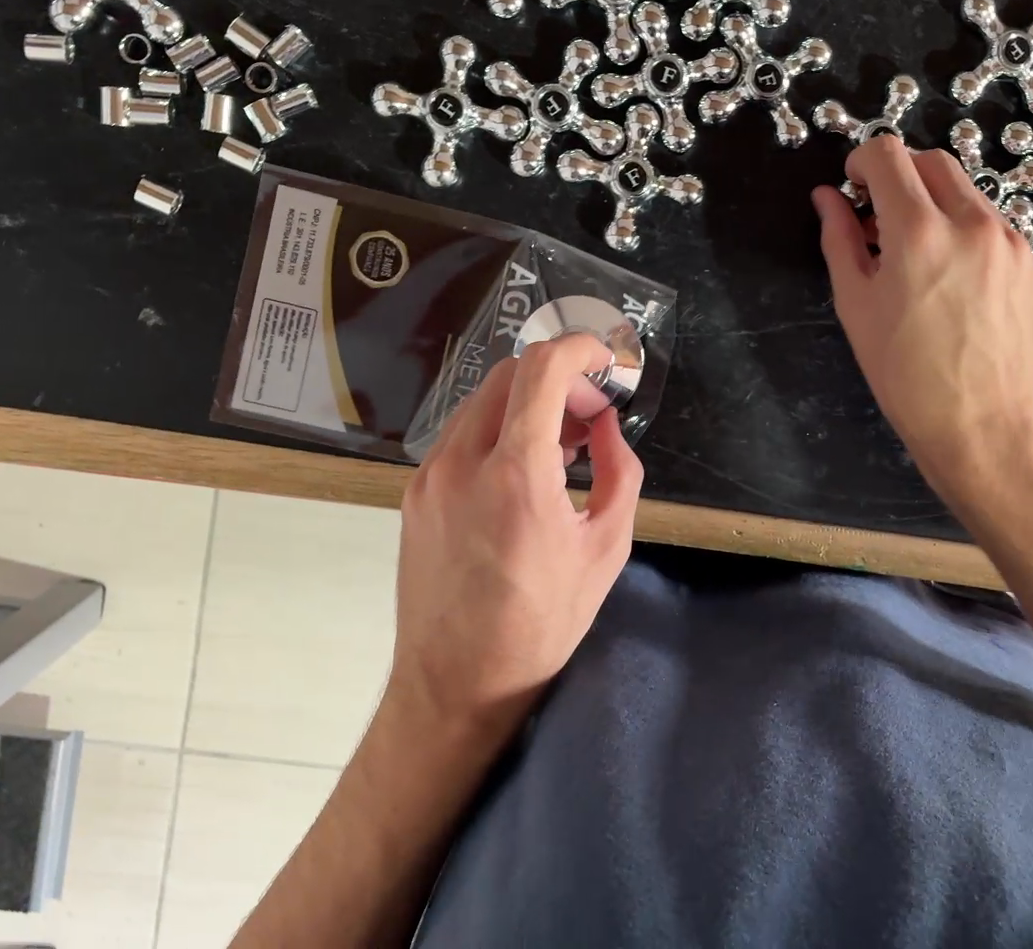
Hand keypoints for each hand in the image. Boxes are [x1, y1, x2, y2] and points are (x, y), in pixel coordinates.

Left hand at [391, 334, 642, 720]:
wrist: (458, 682)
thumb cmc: (544, 622)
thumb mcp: (607, 548)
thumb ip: (617, 472)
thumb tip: (607, 425)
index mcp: (516, 475)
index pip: (541, 371)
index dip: (580, 350)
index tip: (607, 362)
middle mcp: (462, 462)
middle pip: (508, 375)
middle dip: (559, 378)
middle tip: (593, 415)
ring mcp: (429, 476)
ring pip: (481, 401)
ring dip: (528, 403)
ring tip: (563, 446)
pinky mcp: (415, 494)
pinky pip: (462, 435)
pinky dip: (500, 430)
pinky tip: (525, 471)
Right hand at [814, 137, 1032, 506]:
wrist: (982, 424)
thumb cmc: (905, 376)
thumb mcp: (856, 307)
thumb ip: (839, 240)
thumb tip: (827, 197)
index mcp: (919, 231)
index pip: (888, 154)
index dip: (861, 162)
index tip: (853, 190)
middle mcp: (971, 221)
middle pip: (931, 161)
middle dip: (898, 175)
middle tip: (878, 219)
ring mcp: (1008, 239)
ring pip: (964, 189)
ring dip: (932, 201)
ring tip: (915, 254)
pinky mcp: (1028, 261)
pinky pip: (989, 222)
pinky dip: (962, 228)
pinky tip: (950, 276)